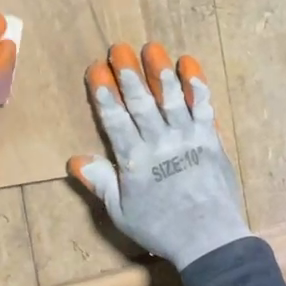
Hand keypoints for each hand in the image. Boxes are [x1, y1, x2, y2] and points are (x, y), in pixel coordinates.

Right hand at [67, 43, 250, 269]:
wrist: (207, 237)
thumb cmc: (161, 228)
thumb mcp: (121, 212)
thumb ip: (100, 182)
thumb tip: (75, 159)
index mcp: (134, 160)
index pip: (115, 119)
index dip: (105, 93)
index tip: (96, 69)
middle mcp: (159, 142)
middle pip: (141, 102)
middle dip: (129, 74)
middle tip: (120, 49)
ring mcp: (186, 137)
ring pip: (171, 98)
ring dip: (161, 71)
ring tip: (153, 48)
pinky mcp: (210, 137)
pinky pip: (203, 106)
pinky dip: (196, 85)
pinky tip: (190, 66)